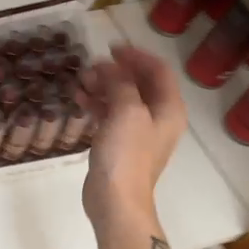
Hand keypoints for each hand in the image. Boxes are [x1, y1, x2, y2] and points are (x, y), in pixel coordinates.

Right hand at [81, 43, 186, 232]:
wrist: (116, 200)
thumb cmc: (126, 154)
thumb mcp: (126, 111)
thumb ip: (120, 83)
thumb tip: (108, 67)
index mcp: (169, 108)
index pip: (158, 70)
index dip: (136, 56)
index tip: (110, 48)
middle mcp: (158, 117)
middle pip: (139, 83)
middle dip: (115, 71)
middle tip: (89, 67)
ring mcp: (139, 132)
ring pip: (122, 98)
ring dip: (102, 86)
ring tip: (80, 82)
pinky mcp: (120, 144)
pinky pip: (111, 115)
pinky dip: (97, 104)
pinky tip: (79, 100)